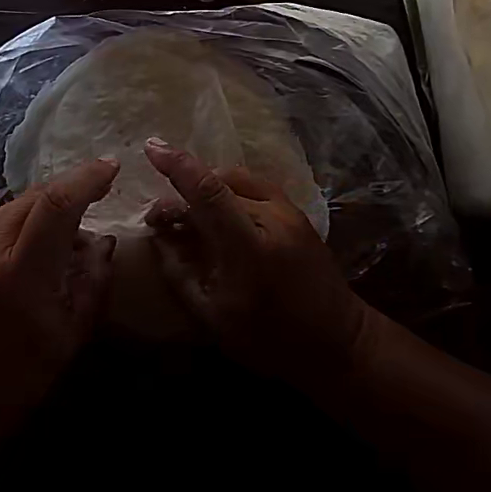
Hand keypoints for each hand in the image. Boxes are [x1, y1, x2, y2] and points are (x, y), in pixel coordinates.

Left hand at [0, 159, 119, 455]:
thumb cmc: (13, 384)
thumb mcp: (68, 339)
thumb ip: (92, 282)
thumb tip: (102, 240)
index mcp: (20, 272)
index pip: (57, 203)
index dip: (87, 178)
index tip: (112, 166)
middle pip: (34, 197)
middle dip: (69, 190)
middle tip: (97, 197)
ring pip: (11, 206)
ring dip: (43, 205)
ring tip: (66, 226)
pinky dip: (18, 221)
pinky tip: (31, 242)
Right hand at [143, 138, 371, 386]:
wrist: (339, 343)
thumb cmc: (271, 340)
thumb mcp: (213, 316)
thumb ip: (179, 272)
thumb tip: (157, 237)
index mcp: (249, 248)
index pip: (209, 192)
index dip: (178, 166)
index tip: (150, 148)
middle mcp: (273, 219)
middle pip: (218, 182)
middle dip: (183, 191)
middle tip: (162, 220)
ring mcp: (290, 212)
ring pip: (237, 179)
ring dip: (206, 188)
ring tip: (188, 214)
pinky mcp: (297, 213)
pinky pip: (254, 187)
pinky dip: (229, 190)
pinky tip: (218, 213)